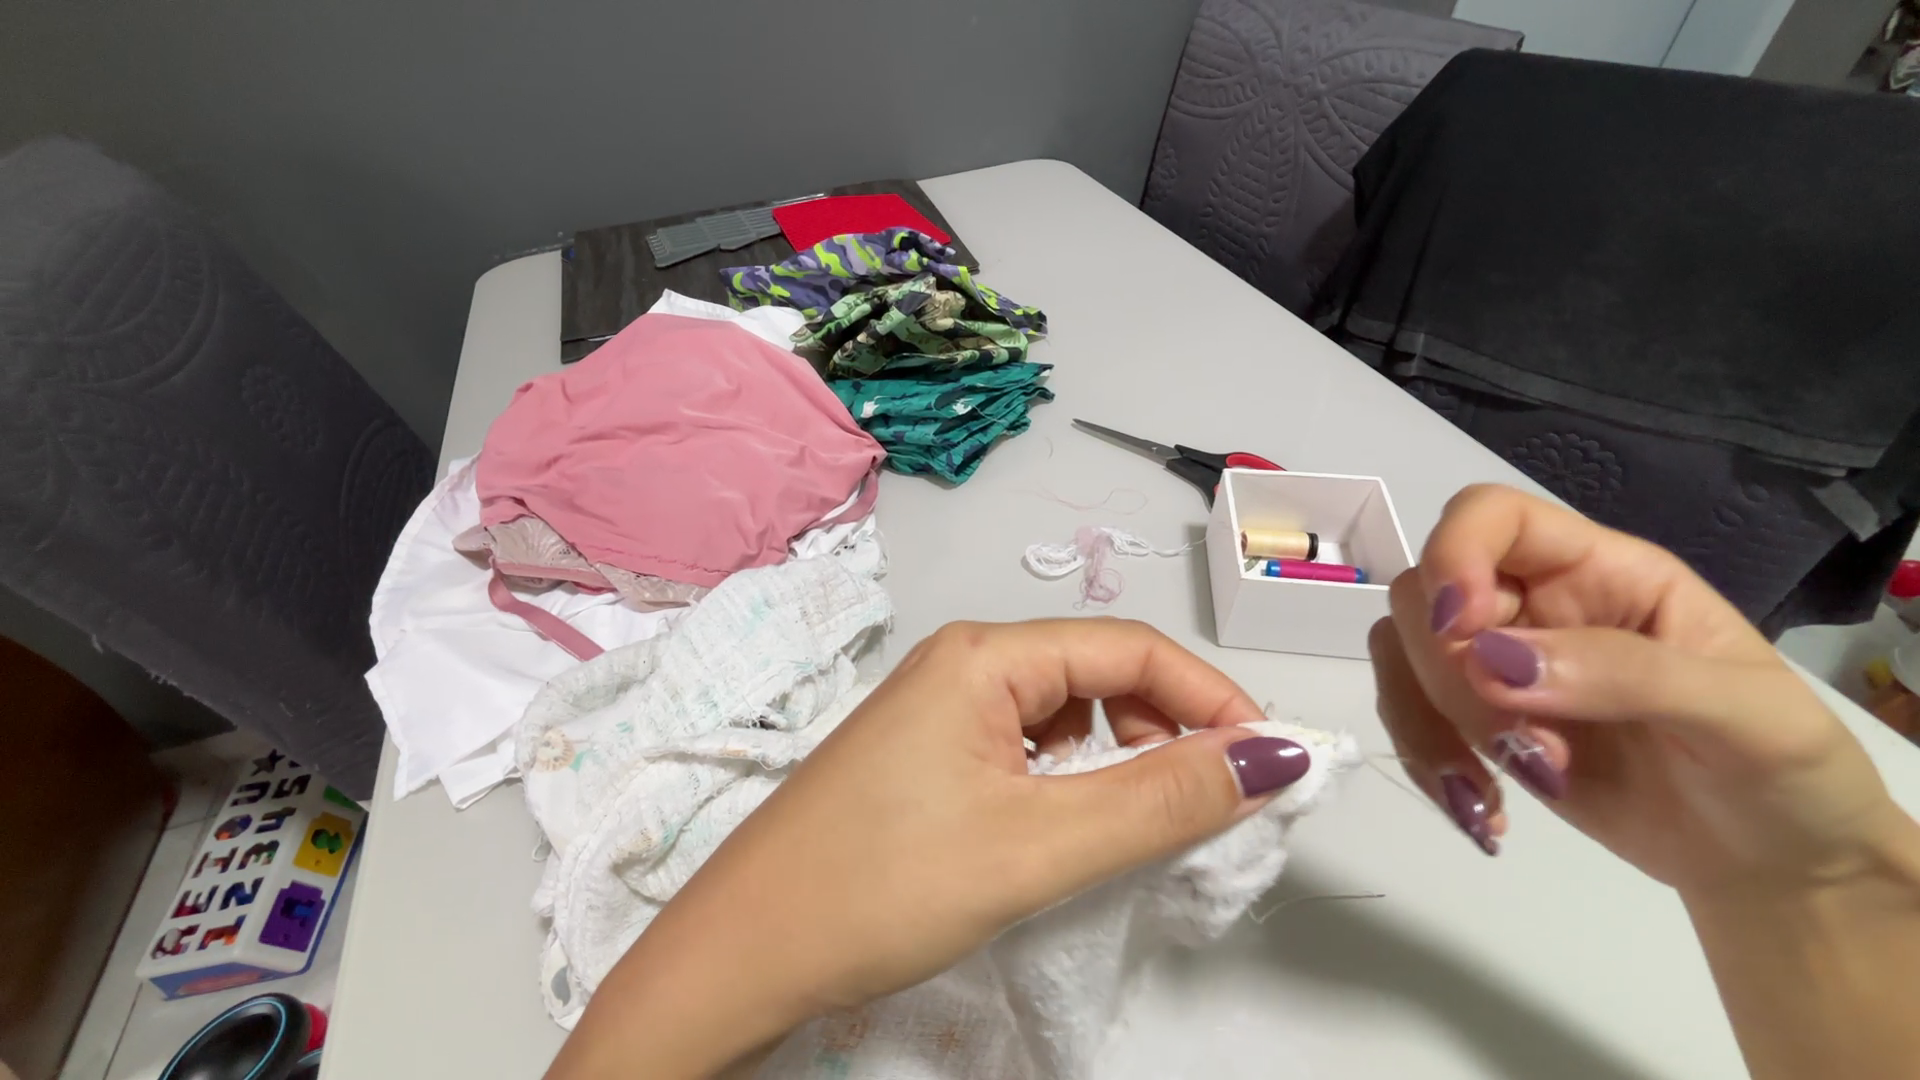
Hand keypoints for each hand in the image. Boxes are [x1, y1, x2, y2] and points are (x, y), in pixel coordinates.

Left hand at [546, 618, 1310, 1078]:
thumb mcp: (1039, 844)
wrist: (744, 951)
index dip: (1210, 698)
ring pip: (1064, 712)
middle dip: (1167, 728)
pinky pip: (1025, 745)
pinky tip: (1073, 823)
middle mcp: (962, 663)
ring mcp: (939, 707)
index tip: (1270, 765)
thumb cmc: (885, 887)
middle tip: (1212, 803)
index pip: (1130, 649)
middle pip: (1098, 674)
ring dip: (1120, 756)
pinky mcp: (927, 752)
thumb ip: (1162, 798)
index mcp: (985, 655)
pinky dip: (1071, 776)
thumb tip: (1273, 756)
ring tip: (1142, 821)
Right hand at [1369, 483, 1913, 895]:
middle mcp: (1530, 605)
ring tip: (1520, 785)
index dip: (1455, 554)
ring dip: (1434, 724)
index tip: (1461, 629)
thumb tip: (1491, 662)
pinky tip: (1485, 808)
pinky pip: (1402, 713)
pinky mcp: (1470, 721)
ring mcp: (1491, 664)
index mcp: (1599, 572)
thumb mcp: (1746, 717)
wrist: (1766, 865)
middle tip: (1529, 741)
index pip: (1490, 516)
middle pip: (1423, 591)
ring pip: (1399, 653)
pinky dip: (1425, 760)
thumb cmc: (1783, 775)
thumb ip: (1626, 674)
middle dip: (1452, 672)